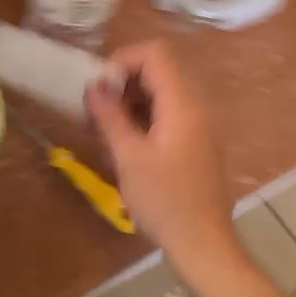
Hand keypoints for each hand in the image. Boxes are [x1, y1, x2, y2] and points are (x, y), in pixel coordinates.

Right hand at [85, 40, 243, 278]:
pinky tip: (123, 148)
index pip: (154, 54)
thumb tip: (94, 85)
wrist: (201, 242)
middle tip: (95, 114)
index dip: (121, 62)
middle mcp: (196, 106)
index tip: (97, 91)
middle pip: (157, 70)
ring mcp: (198, 124)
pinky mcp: (195, 142)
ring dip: (128, 104)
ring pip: (159, 93)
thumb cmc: (164, 201)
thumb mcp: (128, 157)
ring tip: (104, 134)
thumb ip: (110, 116)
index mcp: (183, 104)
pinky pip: (166, 114)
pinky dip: (141, 120)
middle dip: (121, 85)